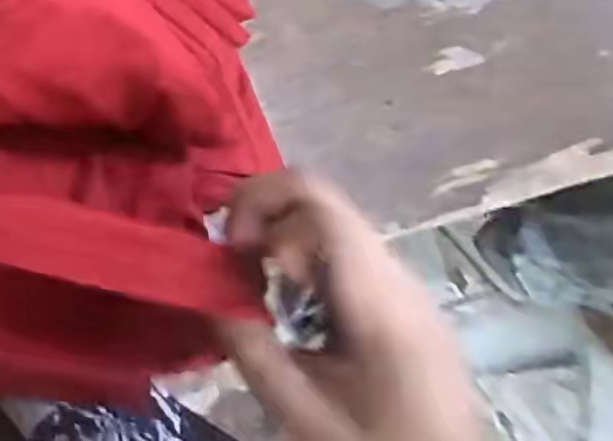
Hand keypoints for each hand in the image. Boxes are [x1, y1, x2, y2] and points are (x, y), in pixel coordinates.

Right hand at [218, 171, 482, 440]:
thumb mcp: (301, 415)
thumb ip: (248, 344)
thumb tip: (202, 285)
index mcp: (380, 301)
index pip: (315, 197)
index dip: (258, 200)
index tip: (233, 247)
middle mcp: (401, 280)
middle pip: (317, 203)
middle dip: (262, 219)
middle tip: (237, 265)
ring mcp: (410, 290)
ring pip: (329, 223)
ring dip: (280, 239)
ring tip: (261, 287)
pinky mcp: (408, 305)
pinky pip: (344, 250)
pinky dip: (303, 258)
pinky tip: (295, 305)